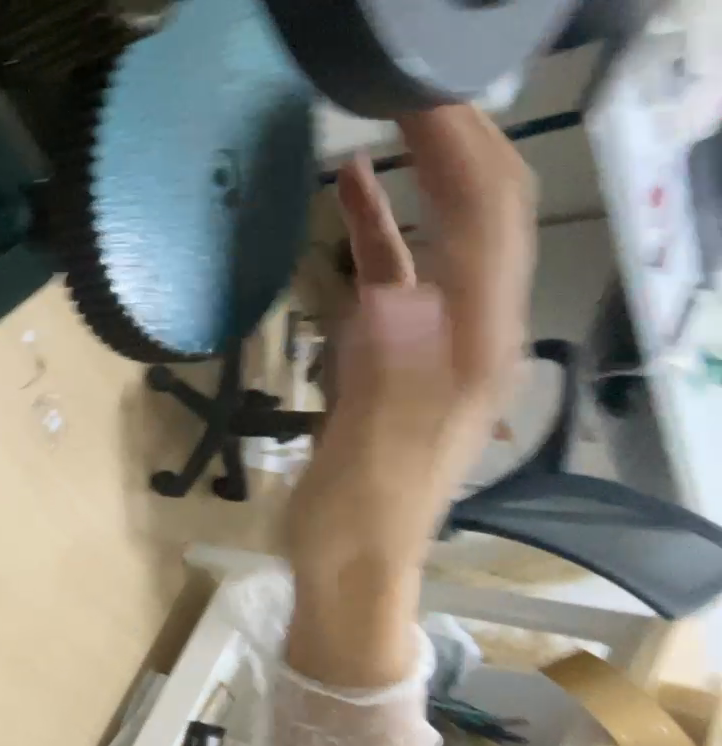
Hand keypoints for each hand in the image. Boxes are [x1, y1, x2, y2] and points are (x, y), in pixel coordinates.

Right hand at [287, 106, 535, 683]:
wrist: (351, 568)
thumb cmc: (360, 522)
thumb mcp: (374, 459)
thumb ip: (390, 381)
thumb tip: (390, 297)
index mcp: (473, 350)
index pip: (487, 228)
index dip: (464, 155)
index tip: (422, 99)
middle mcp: (466, 332)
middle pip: (482, 218)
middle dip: (459, 145)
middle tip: (408, 85)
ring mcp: (428, 343)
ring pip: (442, 238)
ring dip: (422, 177)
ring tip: (383, 123)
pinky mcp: (387, 357)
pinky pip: (392, 276)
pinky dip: (377, 231)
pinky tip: (350, 201)